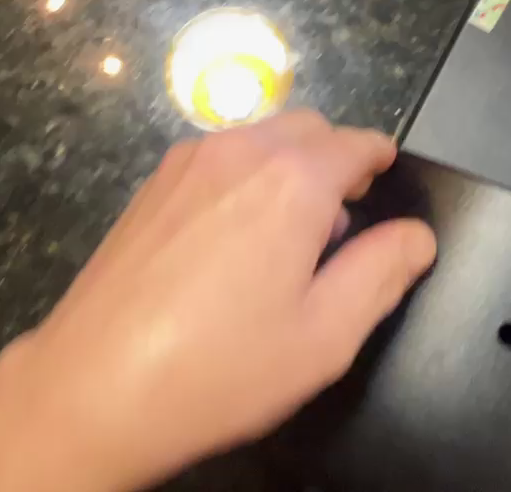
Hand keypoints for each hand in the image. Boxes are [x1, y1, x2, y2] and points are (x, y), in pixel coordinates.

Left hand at [0, 111, 437, 491]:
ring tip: (283, 236)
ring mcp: (189, 159)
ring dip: (288, 164)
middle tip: (338, 224)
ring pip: (261, 136)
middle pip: (308, 128)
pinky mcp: (155, 179)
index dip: (379, 159)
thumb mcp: (324, 336)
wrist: (94, 383)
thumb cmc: (221, 366)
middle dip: (334, 159)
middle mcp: (240, 149)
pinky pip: (219, 155)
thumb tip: (416, 235)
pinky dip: (245, 173)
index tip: (385, 181)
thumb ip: (382, 273)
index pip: (356, 143)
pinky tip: (229, 237)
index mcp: (292, 179)